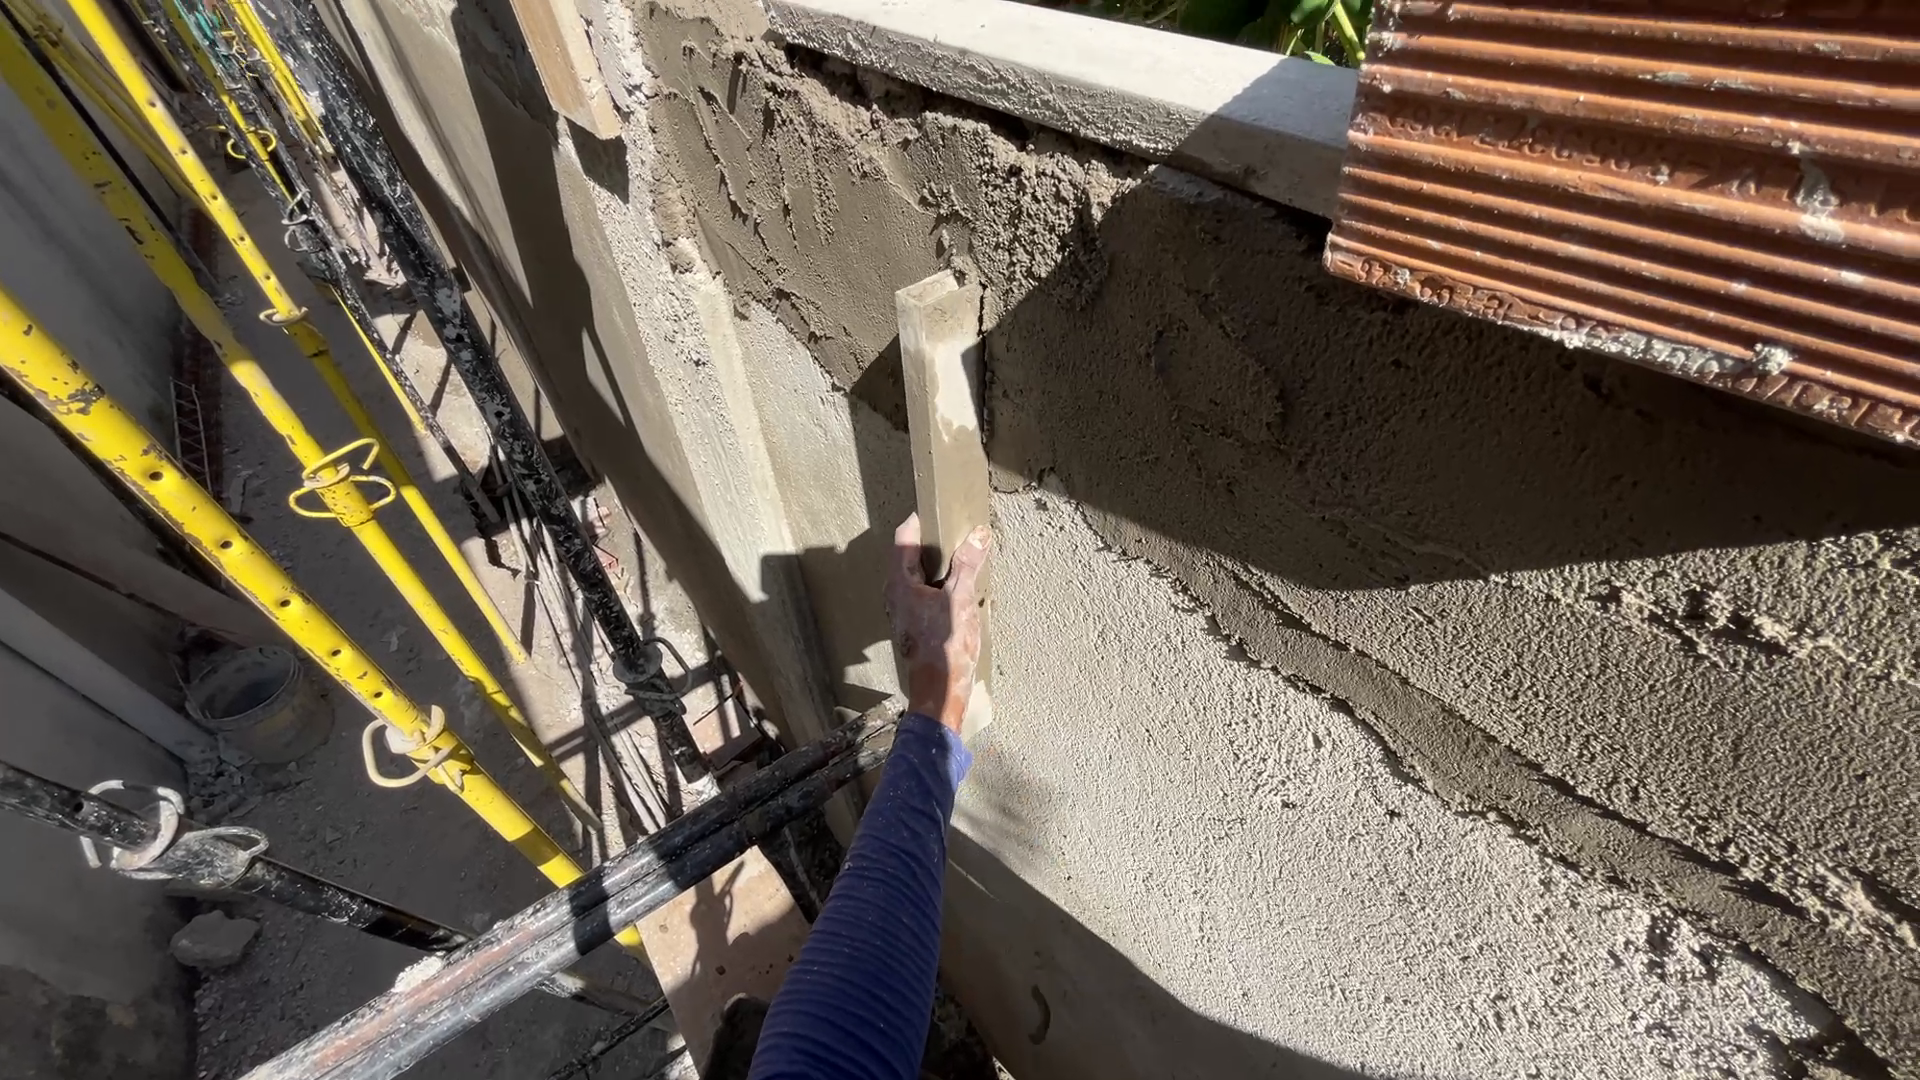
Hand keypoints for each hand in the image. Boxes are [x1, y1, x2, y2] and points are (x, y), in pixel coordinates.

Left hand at [885, 513, 990, 734]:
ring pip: (917, 576)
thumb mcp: (960, 598)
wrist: (940, 690)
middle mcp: (895, 594)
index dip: (920, 521)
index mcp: (899, 583)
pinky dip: (938, 584)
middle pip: (909, 556)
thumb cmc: (945, 645)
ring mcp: (903, 611)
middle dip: (931, 542)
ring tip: (961, 557)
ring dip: (936, 565)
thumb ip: (967, 564)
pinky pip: (923, 593)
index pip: (904, 537)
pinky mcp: (914, 625)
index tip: (937, 509)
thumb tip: (978, 533)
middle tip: (954, 530)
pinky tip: (958, 589)